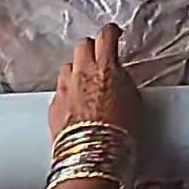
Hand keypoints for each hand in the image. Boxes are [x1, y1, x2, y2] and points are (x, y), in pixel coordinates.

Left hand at [48, 23, 142, 144]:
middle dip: (92, 48)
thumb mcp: (134, 100)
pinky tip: (79, 104)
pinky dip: (70, 91)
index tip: (115, 33)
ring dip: (78, 70)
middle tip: (101, 58)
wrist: (93, 156)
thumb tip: (118, 77)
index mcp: (106, 67)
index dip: (112, 32)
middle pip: (83, 45)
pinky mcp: (53, 104)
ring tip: (88, 83)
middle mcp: (81, 72)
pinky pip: (61, 89)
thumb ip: (123, 81)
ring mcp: (64, 87)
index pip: (106, 35)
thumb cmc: (121, 132)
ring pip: (68, 66)